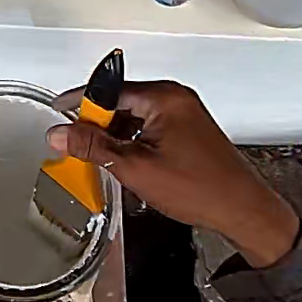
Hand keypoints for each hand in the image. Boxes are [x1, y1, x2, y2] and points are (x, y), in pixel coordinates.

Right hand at [46, 80, 300, 266]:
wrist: (242, 210)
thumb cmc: (200, 188)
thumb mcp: (134, 167)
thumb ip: (93, 146)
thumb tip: (59, 133)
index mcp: (164, 98)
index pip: (108, 91)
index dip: (80, 104)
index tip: (59, 113)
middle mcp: (175, 98)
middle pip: (120, 102)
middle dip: (98, 124)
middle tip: (80, 146)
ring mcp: (183, 113)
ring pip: (133, 115)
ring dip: (115, 135)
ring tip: (105, 160)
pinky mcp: (187, 129)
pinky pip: (148, 125)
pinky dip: (132, 140)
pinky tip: (126, 162)